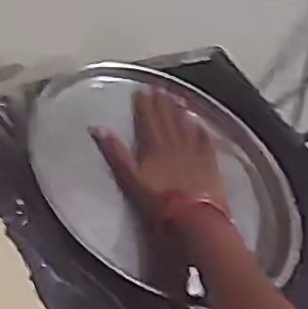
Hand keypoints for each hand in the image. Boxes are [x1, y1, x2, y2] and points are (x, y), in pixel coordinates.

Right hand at [92, 88, 231, 233]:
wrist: (196, 221)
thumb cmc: (159, 202)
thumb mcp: (130, 179)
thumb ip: (115, 153)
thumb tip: (98, 129)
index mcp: (154, 146)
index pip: (148, 119)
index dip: (144, 104)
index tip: (142, 90)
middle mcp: (174, 144)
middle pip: (167, 118)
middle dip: (161, 102)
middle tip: (159, 87)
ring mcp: (194, 153)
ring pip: (185, 125)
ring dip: (179, 110)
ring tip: (176, 96)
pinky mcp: (209, 165)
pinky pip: (204, 140)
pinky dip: (200, 128)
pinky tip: (198, 121)